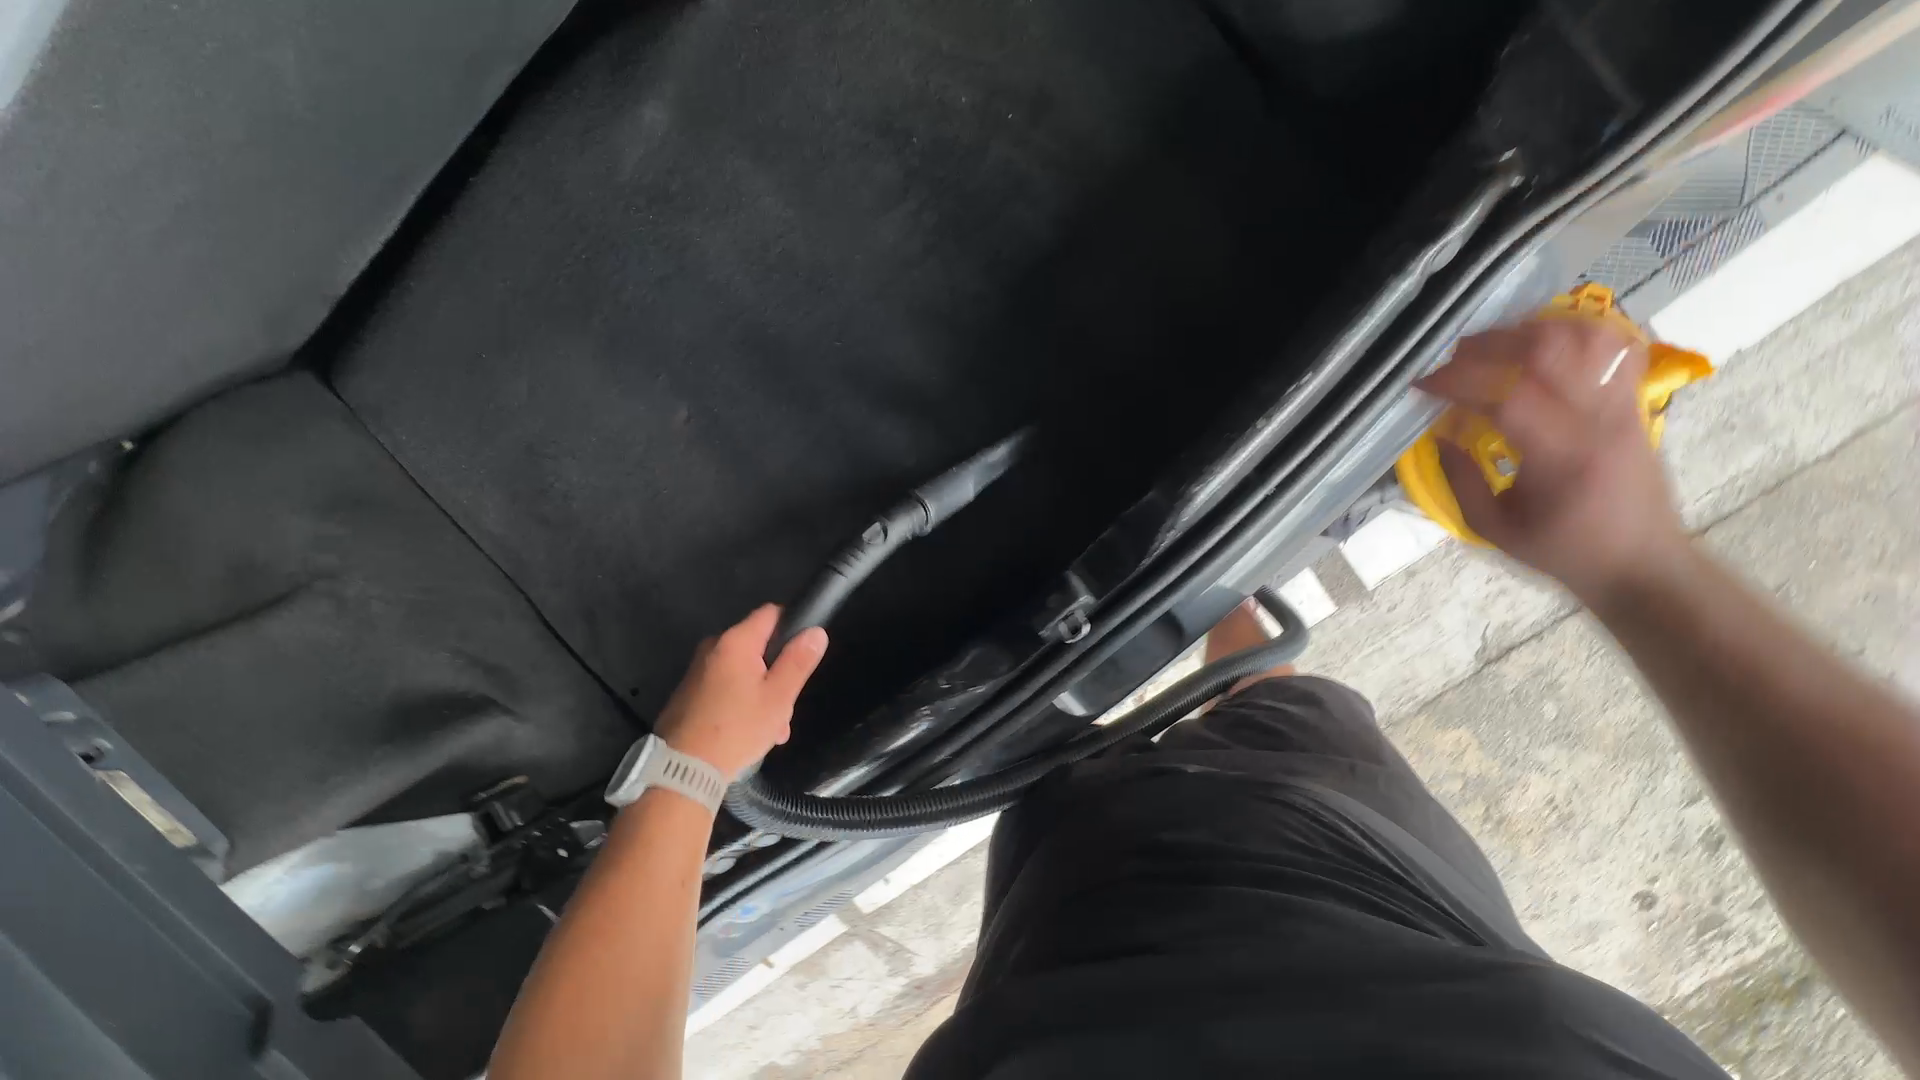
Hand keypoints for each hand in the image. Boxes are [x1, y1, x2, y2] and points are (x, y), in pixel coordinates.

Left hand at [652, 605, 828, 781]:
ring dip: (762, 695)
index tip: (803, 653)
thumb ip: (798, 661)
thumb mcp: (778, 697)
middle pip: (757, 647)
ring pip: (743, 672)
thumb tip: (815, 631)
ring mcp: (697, 671)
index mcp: (735, 642)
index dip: (792, 626)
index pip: (771, 613)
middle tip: (786, 708)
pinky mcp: (688, 694)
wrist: (682, 769)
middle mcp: (712, 648)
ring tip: (771, 731)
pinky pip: (725, 688)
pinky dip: (740, 704)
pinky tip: (748, 734)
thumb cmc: (737, 728)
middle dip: (777, 674)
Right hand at [1414, 318, 1690, 604]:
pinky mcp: (1636, 401)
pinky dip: (1579, 333)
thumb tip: (1439, 434)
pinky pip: (1616, 347)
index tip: (1424, 384)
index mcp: (1560, 457)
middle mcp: (1598, 420)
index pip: (1507, 395)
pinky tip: (1546, 343)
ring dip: (1536, 329)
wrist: (1642, 561)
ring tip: (1500, 342)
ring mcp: (1624, 405)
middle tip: (1456, 355)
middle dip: (1493, 343)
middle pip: (1551, 350)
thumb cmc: (1563, 550)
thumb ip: (1461, 479)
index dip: (1459, 381)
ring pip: (1589, 336)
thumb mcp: (1494, 528)